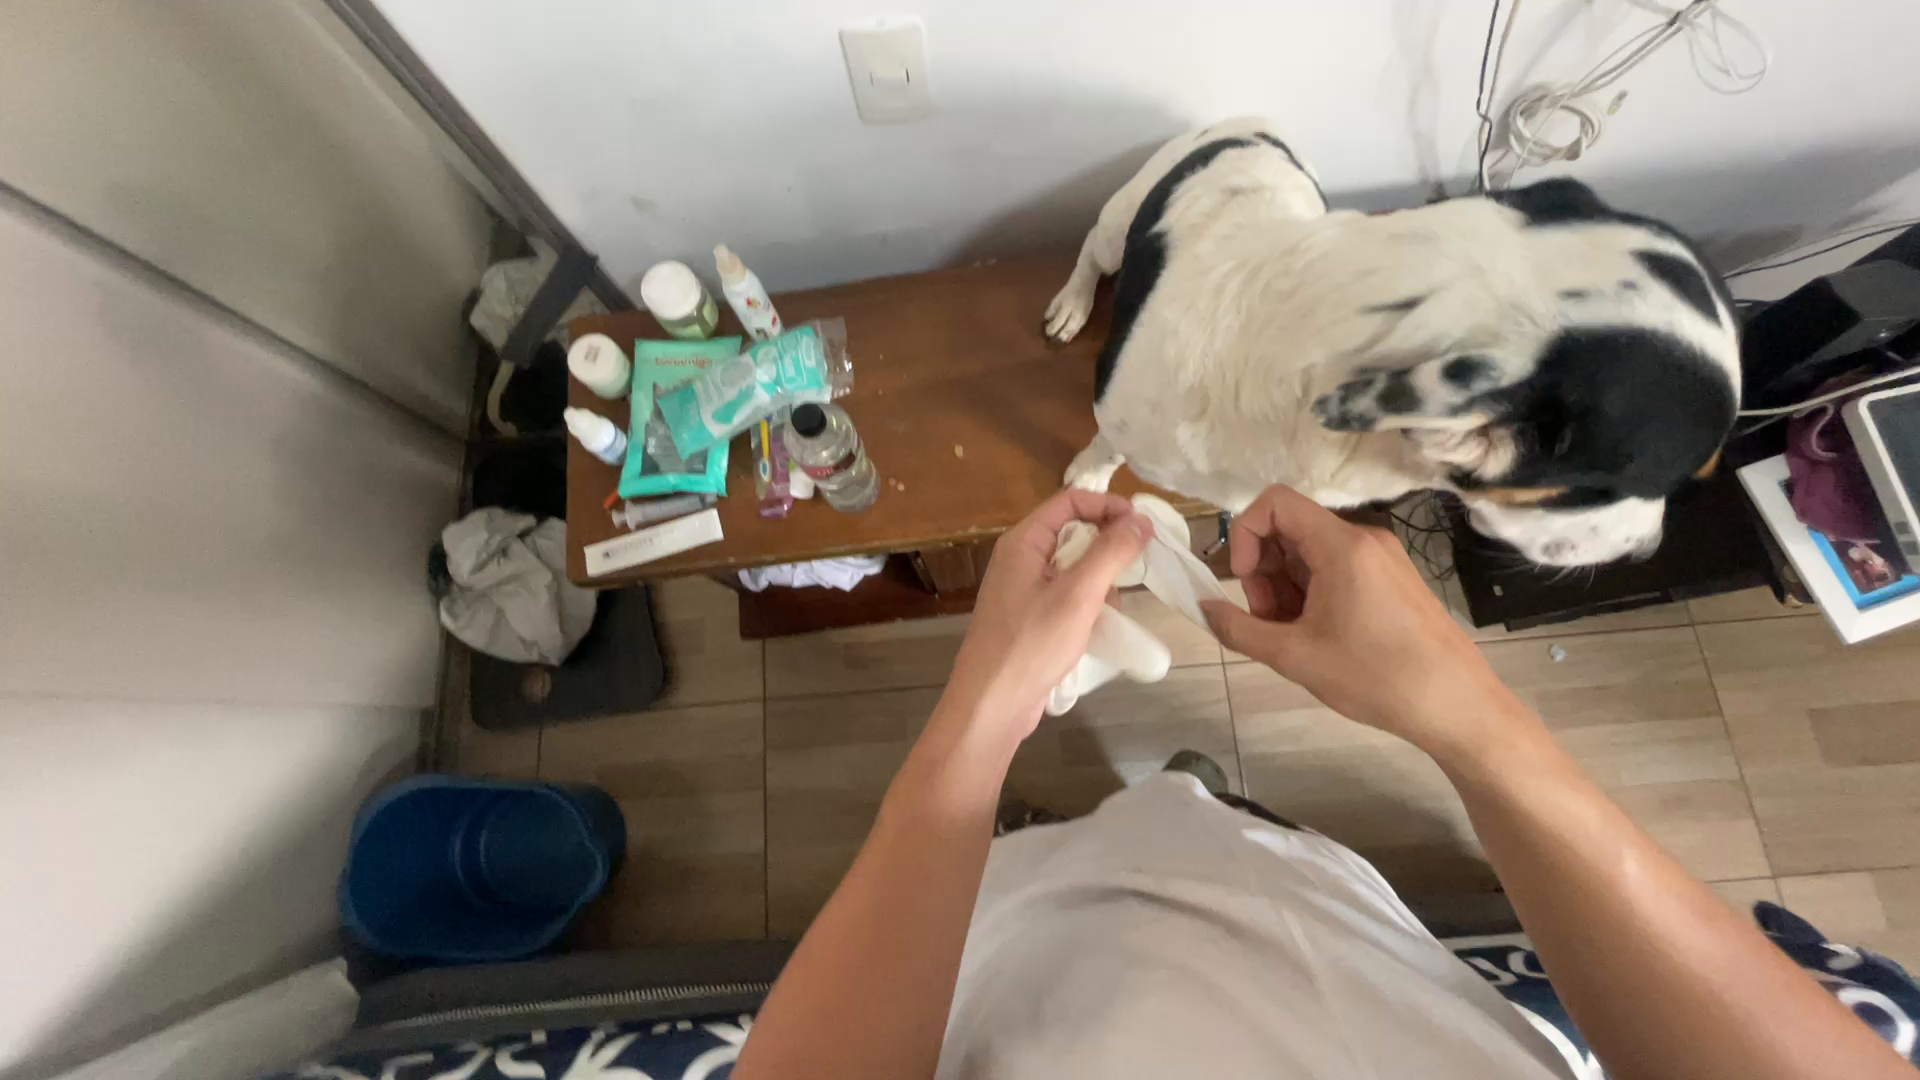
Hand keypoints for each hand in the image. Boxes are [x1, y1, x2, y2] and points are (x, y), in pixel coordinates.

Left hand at [942, 489, 1153, 740]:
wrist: (992, 703)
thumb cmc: (1031, 644)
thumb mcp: (1077, 595)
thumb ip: (1110, 553)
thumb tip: (1140, 521)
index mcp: (1023, 542)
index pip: (1070, 501)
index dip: (1108, 506)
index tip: (1142, 526)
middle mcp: (1021, 559)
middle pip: (1074, 533)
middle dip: (1107, 550)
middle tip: (1133, 572)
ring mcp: (1024, 590)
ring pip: (1076, 568)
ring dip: (1100, 584)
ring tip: (1108, 611)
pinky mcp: (1031, 617)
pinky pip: (1068, 597)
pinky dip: (1088, 607)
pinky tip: (1097, 631)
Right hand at [1198, 485, 1525, 758]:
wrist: (1460, 708)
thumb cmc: (1376, 677)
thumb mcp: (1294, 656)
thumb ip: (1238, 628)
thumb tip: (1203, 609)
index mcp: (1341, 546)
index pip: (1274, 503)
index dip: (1245, 535)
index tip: (1244, 582)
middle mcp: (1363, 539)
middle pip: (1288, 530)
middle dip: (1262, 572)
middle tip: (1266, 621)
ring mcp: (1380, 558)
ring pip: (1308, 553)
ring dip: (1284, 588)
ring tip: (1291, 636)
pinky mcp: (1391, 579)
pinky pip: (1333, 569)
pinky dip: (1310, 594)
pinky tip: (1316, 636)